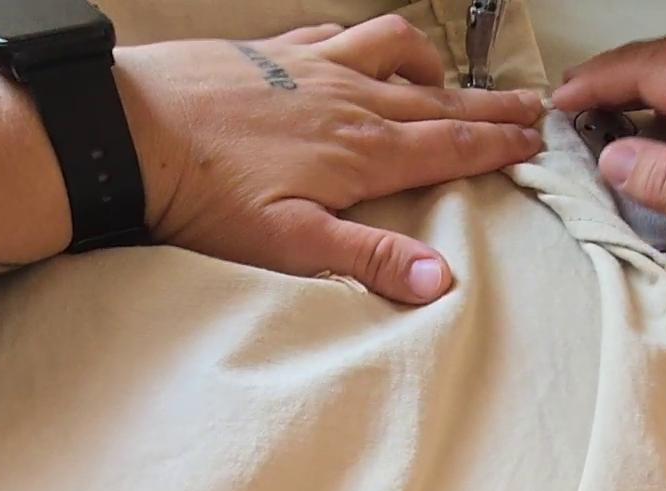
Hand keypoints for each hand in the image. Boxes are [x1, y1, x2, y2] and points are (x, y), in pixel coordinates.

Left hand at [115, 16, 545, 303]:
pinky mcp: (274, 51)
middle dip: (488, 107)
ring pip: (396, 56)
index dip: (495, 147)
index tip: (532, 144)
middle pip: (436, 101)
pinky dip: (373, 41)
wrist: (132, 131)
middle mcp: (347, 100)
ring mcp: (311, 67)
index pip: (447, 147)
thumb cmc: (207, 196)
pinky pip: (342, 33)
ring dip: (436, 68)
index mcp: (359, 152)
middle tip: (528, 106)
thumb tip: (440, 281)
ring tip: (457, 79)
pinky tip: (371, 48)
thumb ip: (370, 259)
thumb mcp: (293, 244)